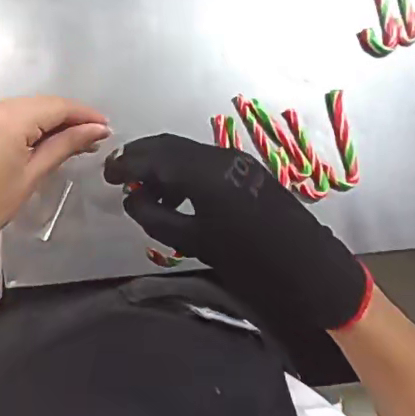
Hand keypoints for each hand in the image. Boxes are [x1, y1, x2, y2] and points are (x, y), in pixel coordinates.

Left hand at [0, 97, 110, 313]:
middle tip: (93, 140)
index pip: (56, 106)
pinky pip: (5, 118)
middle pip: (39, 105)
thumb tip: (96, 129)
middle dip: (67, 119)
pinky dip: (26, 127)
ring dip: (47, 124)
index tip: (107, 128)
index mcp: (8, 117)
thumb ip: (64, 146)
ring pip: (22, 110)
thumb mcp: (31, 176)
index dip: (84, 115)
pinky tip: (41, 144)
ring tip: (72, 145)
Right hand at [104, 134, 371, 331]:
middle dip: (139, 158)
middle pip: (167, 146)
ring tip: (145, 193)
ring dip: (160, 165)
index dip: (125, 165)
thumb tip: (131, 199)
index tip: (105, 176)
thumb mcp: (194, 242)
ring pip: (184, 152)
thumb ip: (156, 217)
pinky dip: (180, 171)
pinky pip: (201, 161)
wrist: (309, 269)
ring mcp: (235, 160)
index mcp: (204, 173)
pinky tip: (175, 196)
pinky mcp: (245, 168)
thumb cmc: (250, 261)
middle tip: (117, 175)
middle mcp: (218, 157)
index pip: (153, 159)